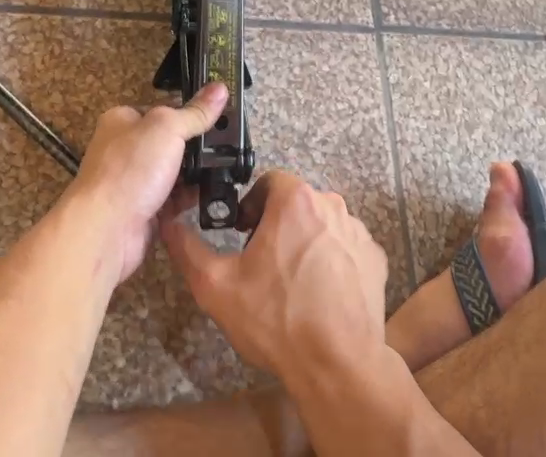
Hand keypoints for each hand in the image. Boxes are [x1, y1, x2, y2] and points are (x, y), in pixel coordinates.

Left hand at [64, 82, 228, 283]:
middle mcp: (126, 149)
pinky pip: (175, 198)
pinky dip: (193, 196)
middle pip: (171, 141)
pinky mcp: (145, 210)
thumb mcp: (166, 129)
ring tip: (230, 168)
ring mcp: (135, 181)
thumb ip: (195, 112)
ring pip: (175, 171)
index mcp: (122, 120)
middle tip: (231, 145)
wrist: (106, 231)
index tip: (222, 114)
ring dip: (198, 173)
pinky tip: (216, 192)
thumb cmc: (131, 169)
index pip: (162, 109)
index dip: (190, 110)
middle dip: (197, 146)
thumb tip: (221, 88)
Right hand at [162, 171, 387, 382]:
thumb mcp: (216, 287)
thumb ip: (189, 250)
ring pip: (322, 224)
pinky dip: (332, 262)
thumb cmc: (276, 320)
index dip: (252, 205)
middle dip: (278, 225)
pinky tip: (320, 294)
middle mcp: (332, 206)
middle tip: (263, 263)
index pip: (269, 182)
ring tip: (292, 283)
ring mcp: (358, 232)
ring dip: (306, 242)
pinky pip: (346, 248)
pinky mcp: (375, 258)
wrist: (337, 364)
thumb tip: (170, 227)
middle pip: (297, 203)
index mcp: (296, 202)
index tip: (244, 234)